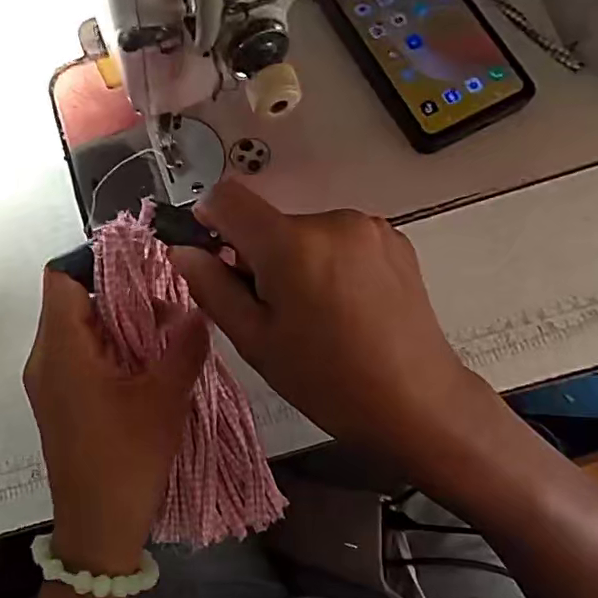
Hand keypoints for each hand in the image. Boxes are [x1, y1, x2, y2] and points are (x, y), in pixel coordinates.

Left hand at [24, 270, 208, 574]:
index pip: (62, 277)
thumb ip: (183, 346)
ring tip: (166, 335)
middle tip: (168, 304)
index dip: (99, 261)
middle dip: (120, 295)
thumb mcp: (164, 399)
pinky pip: (81, 359)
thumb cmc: (127, 460)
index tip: (145, 266)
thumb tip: (195, 311)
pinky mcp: (61, 404)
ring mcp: (49, 384)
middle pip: (72, 302)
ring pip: (79, 332)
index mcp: (61, 350)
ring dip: (120, 326)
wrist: (98, 527)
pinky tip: (149, 367)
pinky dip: (112, 352)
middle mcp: (45, 360)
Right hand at [168, 181, 509, 490]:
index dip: (208, 222)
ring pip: (307, 233)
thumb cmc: (326, 381)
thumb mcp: (256, 341)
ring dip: (297, 261)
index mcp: (291, 243)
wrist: (415, 400)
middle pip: (271, 222)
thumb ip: (212, 288)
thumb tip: (183, 249)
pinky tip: (347, 307)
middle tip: (274, 313)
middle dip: (260, 256)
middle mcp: (332, 219)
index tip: (215, 260)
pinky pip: (341, 241)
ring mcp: (370, 227)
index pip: (227, 196)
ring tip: (318, 316)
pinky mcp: (396, 240)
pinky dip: (331, 263)